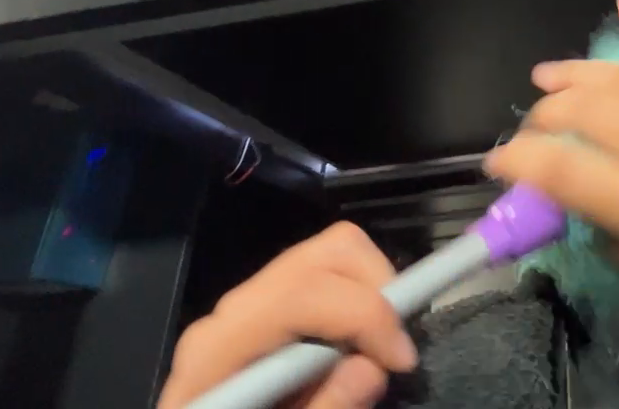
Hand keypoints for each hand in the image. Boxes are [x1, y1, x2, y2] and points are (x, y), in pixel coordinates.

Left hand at [158, 222, 417, 408]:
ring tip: (379, 349)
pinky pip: (327, 274)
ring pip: (332, 253)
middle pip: (326, 254)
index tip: (403, 358)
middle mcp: (232, 310)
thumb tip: (371, 366)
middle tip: (396, 349)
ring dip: (372, 290)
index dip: (364, 314)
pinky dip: (358, 295)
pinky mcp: (269, 304)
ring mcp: (250, 301)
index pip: (300, 295)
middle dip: (377, 289)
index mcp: (216, 351)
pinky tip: (354, 346)